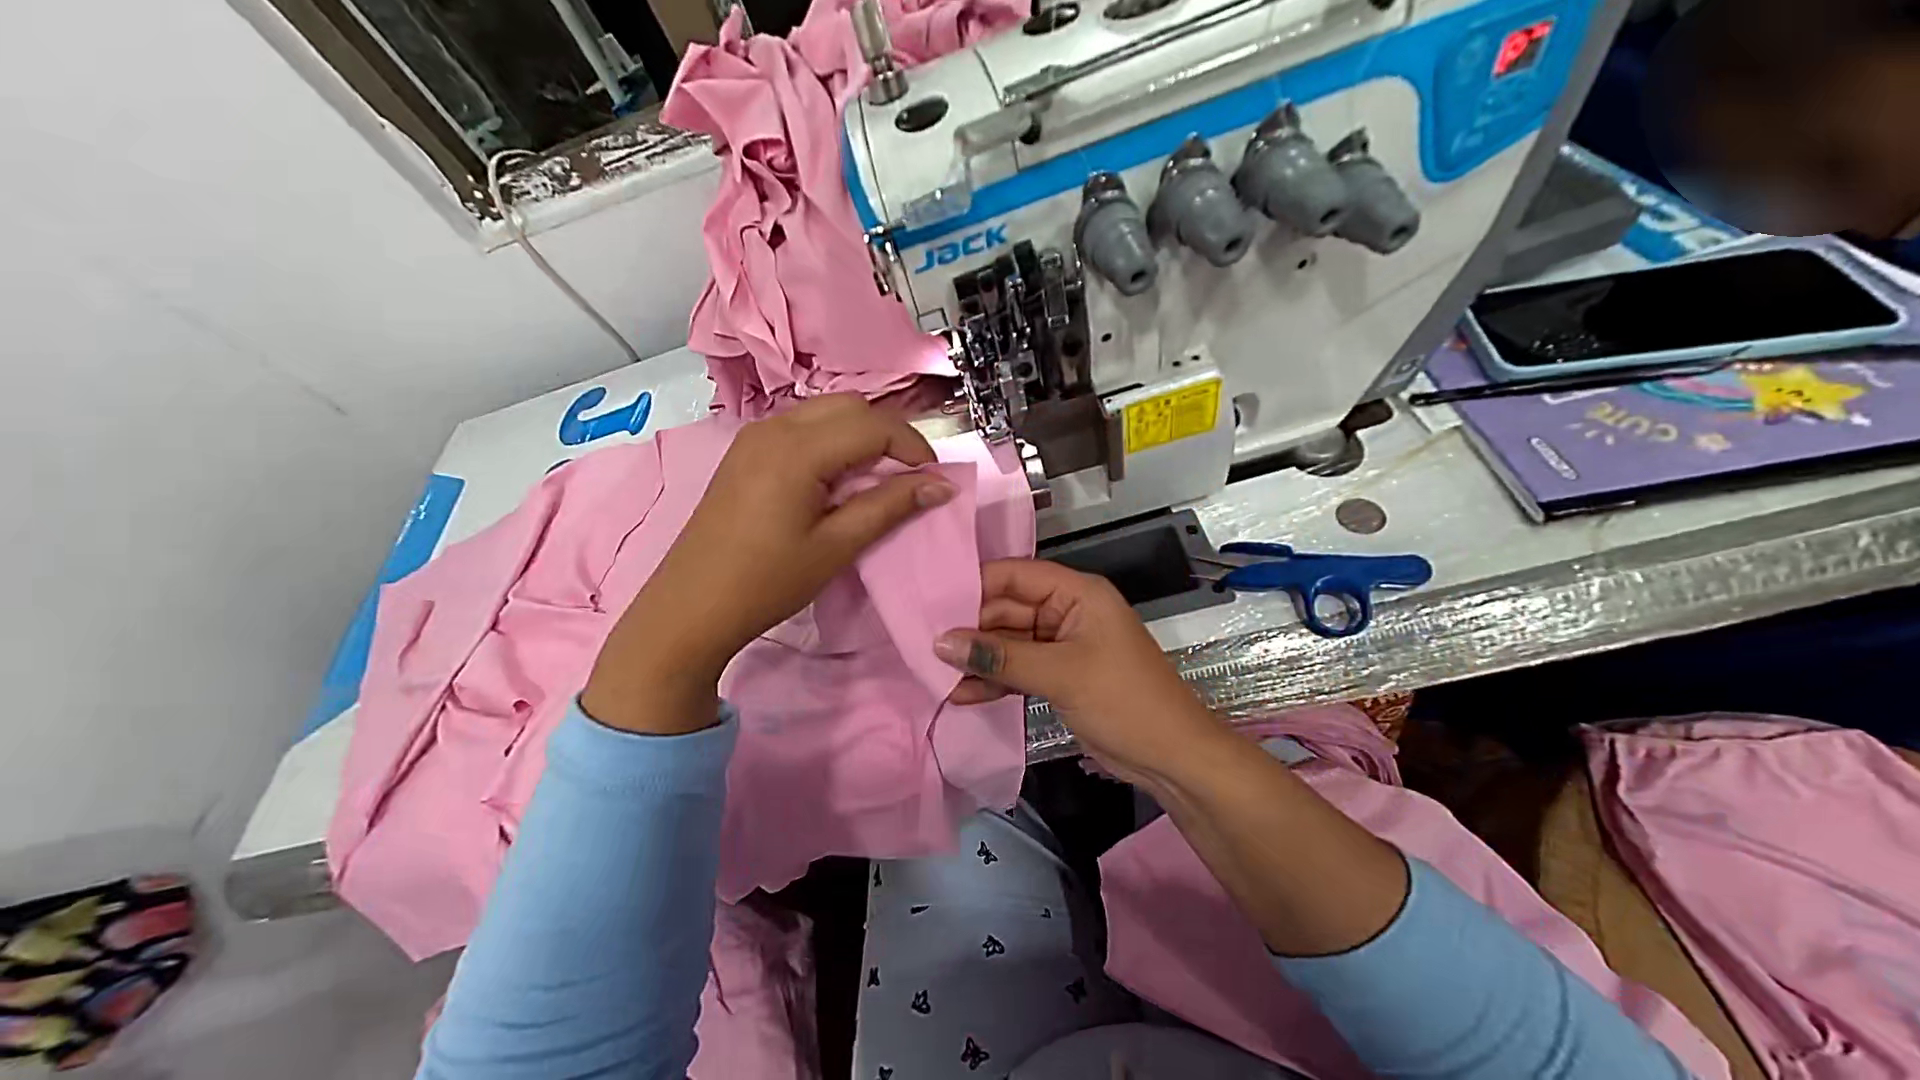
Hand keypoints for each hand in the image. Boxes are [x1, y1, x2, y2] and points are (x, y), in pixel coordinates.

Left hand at [583, 395, 954, 733]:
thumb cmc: (766, 582)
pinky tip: (835, 480)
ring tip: (875, 481)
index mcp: (797, 449)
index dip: (913, 447)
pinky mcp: (744, 451)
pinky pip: (801, 427)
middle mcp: (774, 427)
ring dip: (858, 436)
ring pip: (824, 412)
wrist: (690, 607)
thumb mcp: (836, 547)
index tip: (933, 479)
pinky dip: (830, 441)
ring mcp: (754, 436)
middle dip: (887, 434)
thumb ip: (889, 507)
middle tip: (908, 477)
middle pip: (850, 406)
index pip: (873, 425)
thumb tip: (939, 485)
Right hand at [932, 559, 1230, 788]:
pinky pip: (1016, 670)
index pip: (1015, 575)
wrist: (1172, 757)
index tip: (930, 603)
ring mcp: (1061, 646)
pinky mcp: (1057, 676)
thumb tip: (941, 643)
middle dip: (969, 630)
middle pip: (1006, 610)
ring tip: (935, 675)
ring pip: (1007, 643)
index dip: (974, 585)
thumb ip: (1000, 657)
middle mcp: (1066, 612)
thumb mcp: (1061, 673)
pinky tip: (961, 695)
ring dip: (977, 660)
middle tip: (922, 646)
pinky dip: (993, 681)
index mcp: (1077, 593)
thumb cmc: (1125, 701)